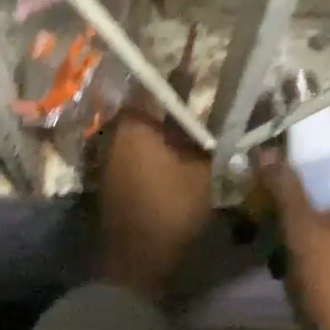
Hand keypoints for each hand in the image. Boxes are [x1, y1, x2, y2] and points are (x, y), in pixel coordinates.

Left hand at [95, 76, 213, 306]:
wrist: (136, 262)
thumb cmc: (170, 210)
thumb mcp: (201, 170)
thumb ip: (209, 137)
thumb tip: (221, 113)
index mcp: (134, 122)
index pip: (156, 84)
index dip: (180, 77)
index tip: (201, 68)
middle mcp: (114, 132)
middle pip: (148, 107)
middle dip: (174, 104)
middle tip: (205, 101)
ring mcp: (109, 154)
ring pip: (142, 130)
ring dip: (165, 127)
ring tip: (196, 128)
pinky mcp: (111, 175)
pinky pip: (136, 149)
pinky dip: (155, 147)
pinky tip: (178, 154)